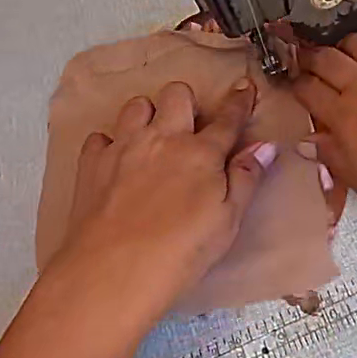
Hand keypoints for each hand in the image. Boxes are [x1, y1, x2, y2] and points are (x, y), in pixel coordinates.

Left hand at [54, 79, 275, 307]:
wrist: (115, 269)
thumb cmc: (181, 251)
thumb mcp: (227, 221)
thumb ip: (245, 179)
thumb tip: (264, 147)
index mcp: (200, 153)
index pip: (227, 118)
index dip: (239, 101)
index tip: (244, 88)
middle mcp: (162, 139)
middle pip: (176, 94)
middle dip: (185, 101)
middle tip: (188, 126)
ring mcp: (123, 147)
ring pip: (135, 106)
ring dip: (147, 115)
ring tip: (151, 139)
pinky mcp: (92, 164)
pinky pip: (100, 136)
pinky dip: (109, 144)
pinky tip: (116, 162)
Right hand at [293, 33, 356, 224]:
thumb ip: (333, 157)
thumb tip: (308, 144)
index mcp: (345, 116)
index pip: (307, 89)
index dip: (293, 85)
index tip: (291, 86)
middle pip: (326, 58)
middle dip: (309, 57)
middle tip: (304, 60)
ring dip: (345, 45)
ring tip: (342, 53)